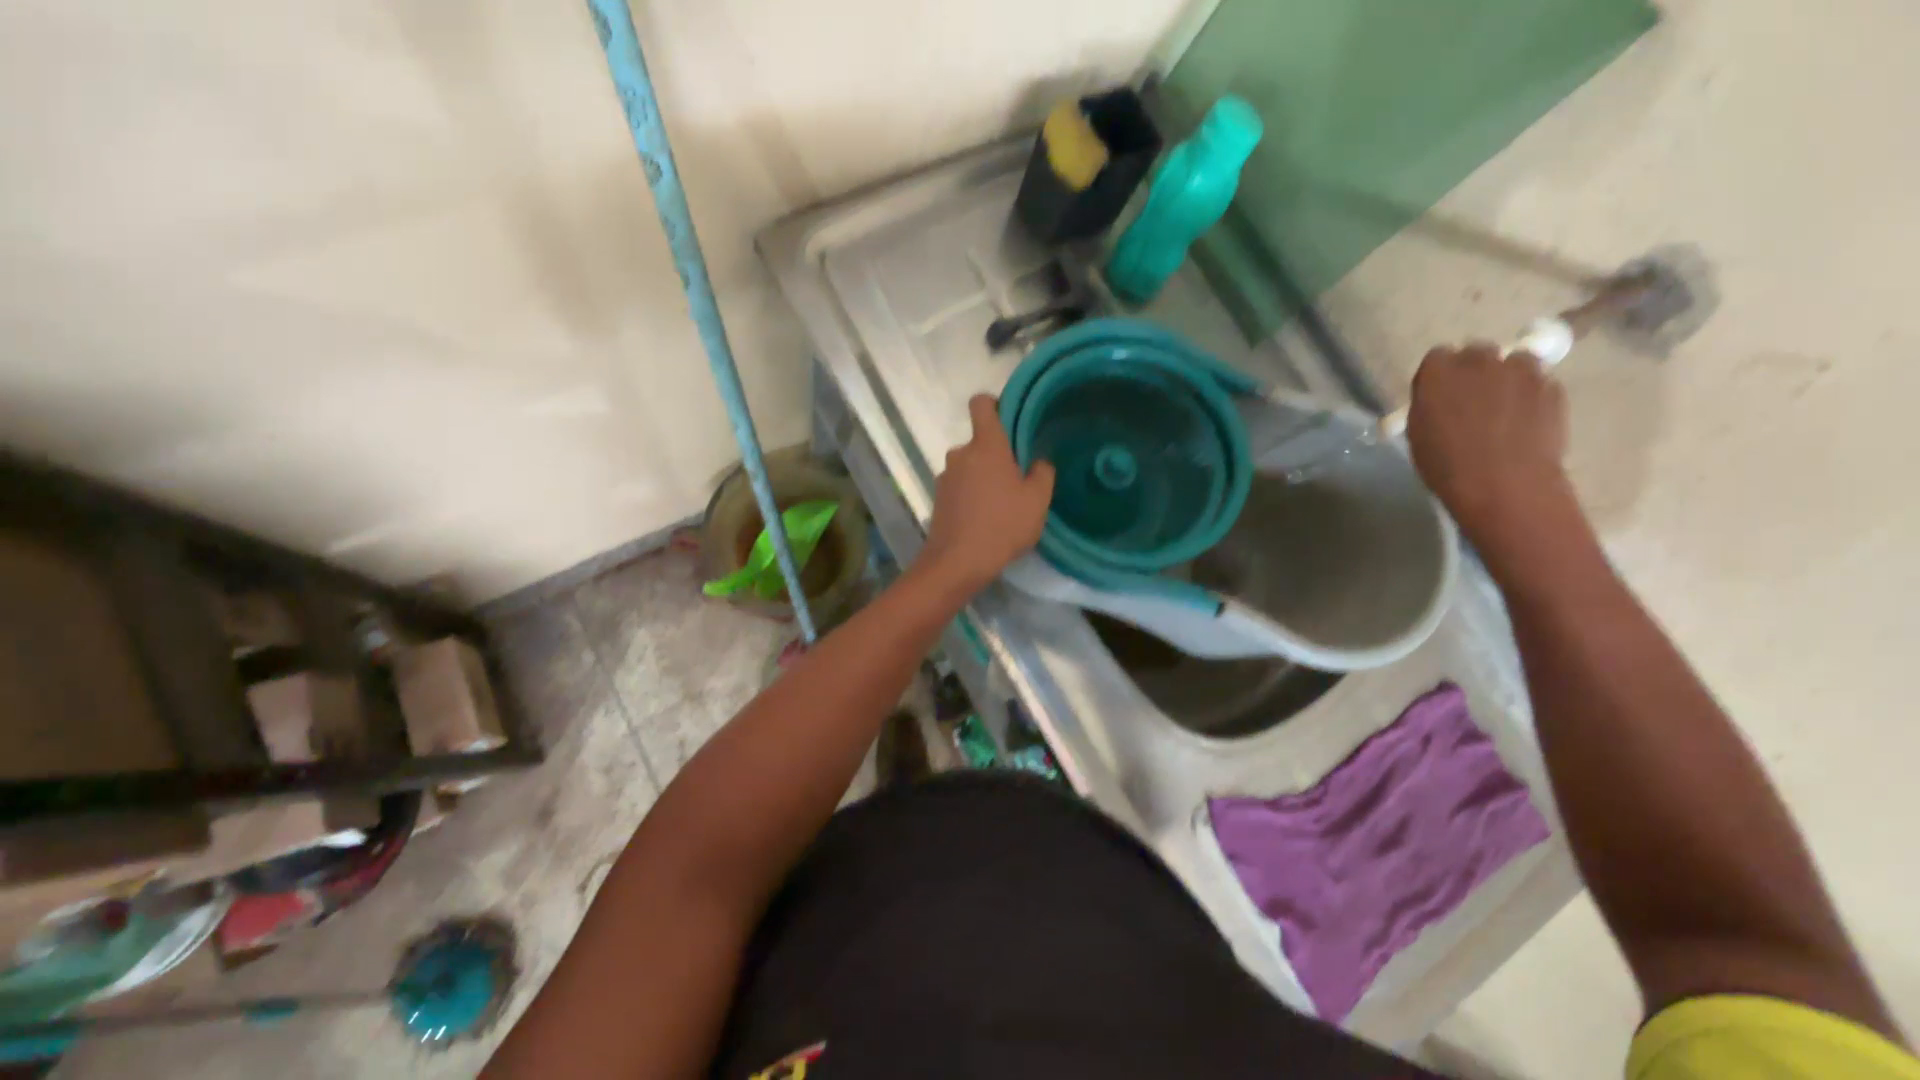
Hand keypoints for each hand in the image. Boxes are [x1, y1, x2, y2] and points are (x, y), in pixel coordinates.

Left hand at [916, 395, 1054, 594]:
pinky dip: (970, 497)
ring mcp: (945, 477)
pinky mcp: (937, 499)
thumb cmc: (1003, 525)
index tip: (1009, 420)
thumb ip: (1042, 473)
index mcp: (986, 445)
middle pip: (979, 443)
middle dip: (995, 456)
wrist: (958, 562)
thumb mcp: (1037, 500)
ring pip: (969, 467)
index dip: (994, 405)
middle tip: (1015, 480)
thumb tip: (1037, 463)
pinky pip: (959, 488)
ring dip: (982, 478)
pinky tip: (984, 520)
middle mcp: (960, 454)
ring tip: (1000, 505)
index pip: (982, 404)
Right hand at [1406, 343, 1573, 547]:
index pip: (1438, 357)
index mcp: (1438, 372)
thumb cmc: (1448, 467)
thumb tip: (1440, 401)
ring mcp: (1520, 371)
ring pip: (1515, 362)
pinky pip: (1540, 383)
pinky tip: (1529, 422)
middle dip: (1476, 371)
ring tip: (1508, 408)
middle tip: (1475, 401)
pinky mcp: (1551, 386)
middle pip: (1477, 353)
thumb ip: (1429, 406)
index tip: (1442, 397)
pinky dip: (1534, 395)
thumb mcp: (1419, 436)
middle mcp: (1479, 360)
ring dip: (1510, 378)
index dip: (1441, 377)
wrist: (1505, 485)